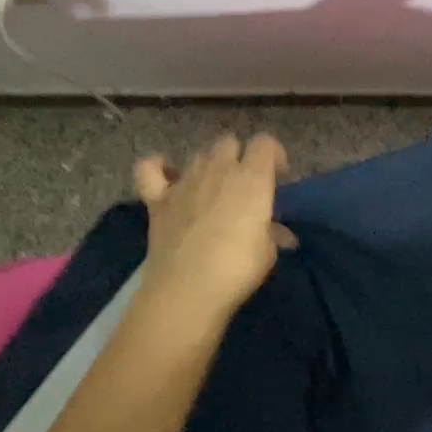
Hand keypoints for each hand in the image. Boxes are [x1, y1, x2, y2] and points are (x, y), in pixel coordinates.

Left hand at [133, 134, 296, 320]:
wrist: (188, 288)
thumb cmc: (238, 268)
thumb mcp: (268, 251)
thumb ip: (273, 232)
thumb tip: (281, 234)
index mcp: (252, 178)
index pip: (265, 143)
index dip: (274, 155)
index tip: (278, 178)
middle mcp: (218, 170)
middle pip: (229, 143)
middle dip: (240, 157)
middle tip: (245, 185)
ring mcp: (184, 181)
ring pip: (199, 154)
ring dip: (209, 166)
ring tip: (214, 189)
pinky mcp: (158, 198)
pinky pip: (149, 167)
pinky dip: (158, 167)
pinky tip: (168, 177)